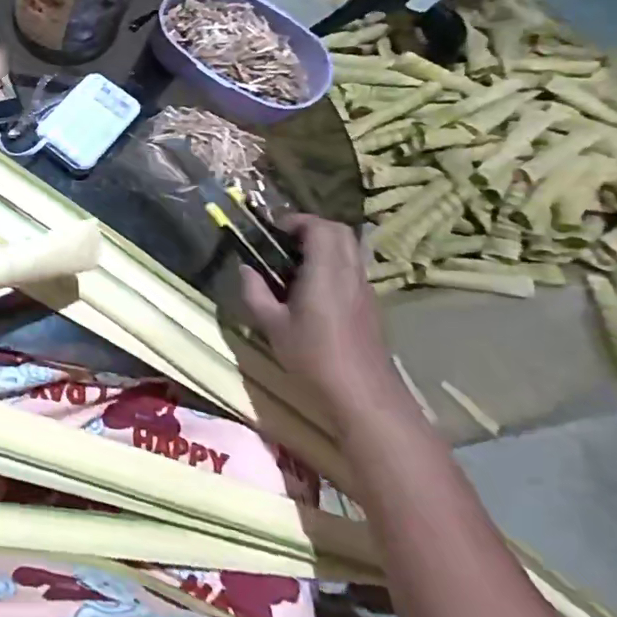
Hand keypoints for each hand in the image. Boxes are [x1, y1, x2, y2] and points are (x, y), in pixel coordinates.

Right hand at [239, 215, 405, 428]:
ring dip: (323, 246)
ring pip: (349, 249)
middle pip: (340, 231)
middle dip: (311, 228)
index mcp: (326, 271)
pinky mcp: (370, 305)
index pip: (320, 227)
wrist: (363, 395)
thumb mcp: (271, 324)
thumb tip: (246, 269)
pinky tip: (312, 290)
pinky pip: (352, 269)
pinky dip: (332, 265)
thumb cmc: (313, 356)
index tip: (273, 231)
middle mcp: (350, 273)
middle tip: (283, 243)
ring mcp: (364, 289)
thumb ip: (255, 291)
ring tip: (294, 265)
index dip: (296, 221)